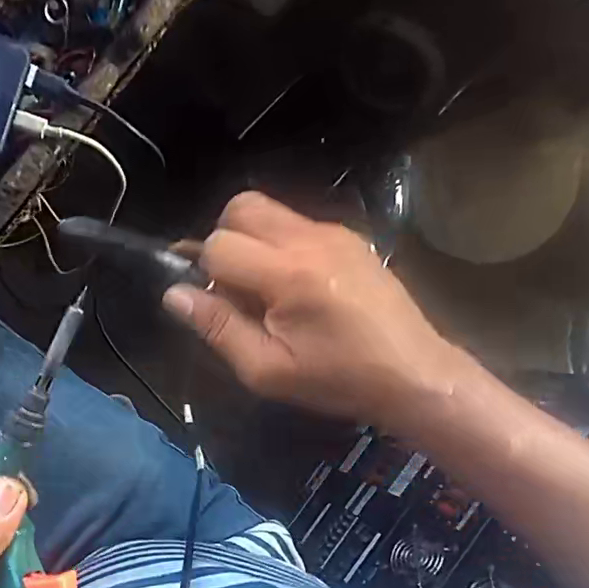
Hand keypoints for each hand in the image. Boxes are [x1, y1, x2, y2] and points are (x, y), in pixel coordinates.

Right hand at [163, 191, 465, 430]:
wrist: (415, 374)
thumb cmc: (339, 380)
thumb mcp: (268, 370)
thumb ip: (218, 327)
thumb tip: (174, 293)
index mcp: (288, 274)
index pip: (218, 243)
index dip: (204, 272)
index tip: (217, 303)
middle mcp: (310, 238)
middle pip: (240, 207)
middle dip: (222, 240)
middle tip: (234, 286)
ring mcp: (334, 231)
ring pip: (268, 209)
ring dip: (250, 238)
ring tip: (263, 285)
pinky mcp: (351, 236)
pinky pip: (297, 223)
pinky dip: (279, 242)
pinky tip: (296, 284)